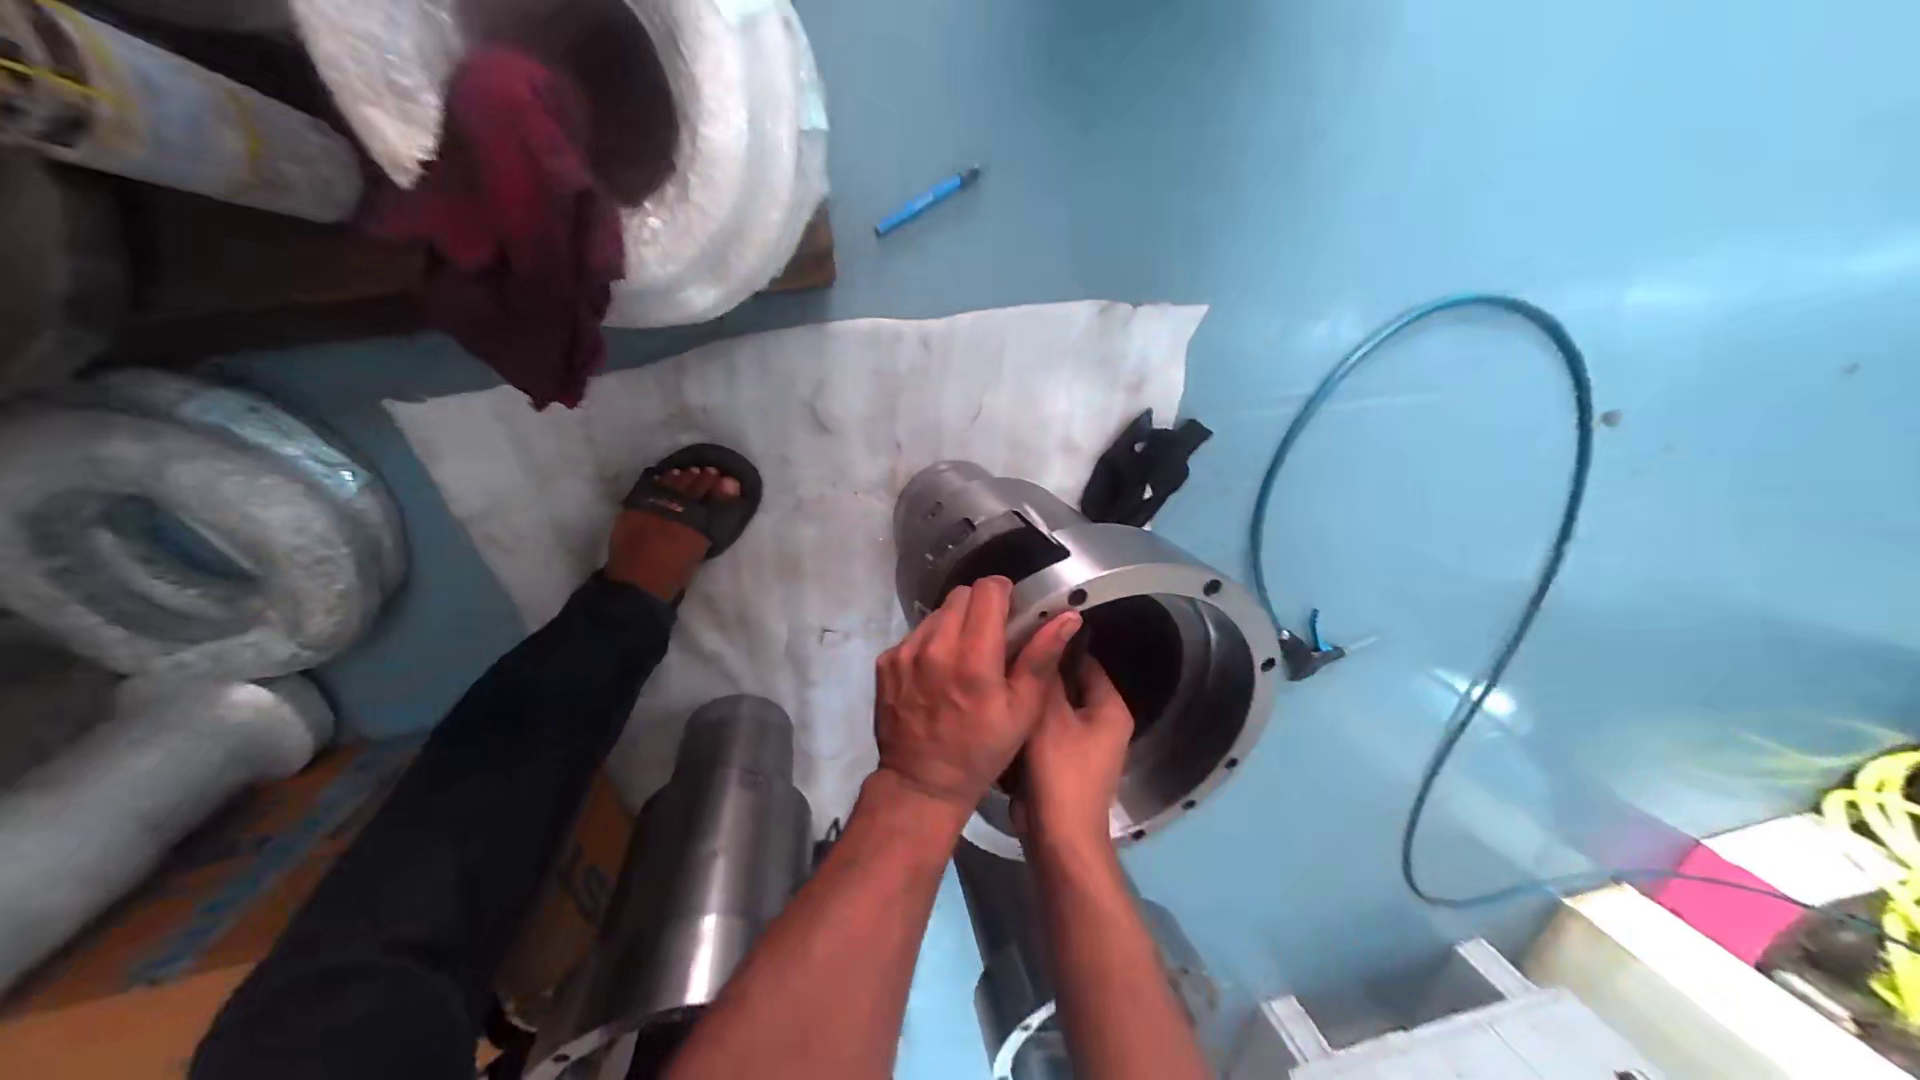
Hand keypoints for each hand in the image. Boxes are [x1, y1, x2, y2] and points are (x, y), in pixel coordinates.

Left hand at [874, 577, 1081, 813]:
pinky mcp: (886, 662)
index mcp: (972, 658)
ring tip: (963, 657)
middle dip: (980, 608)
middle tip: (991, 637)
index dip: (1004, 593)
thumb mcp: (1023, 710)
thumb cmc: (981, 750)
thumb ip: (1041, 657)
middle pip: (961, 595)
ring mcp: (905, 653)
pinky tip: (938, 672)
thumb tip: (1067, 617)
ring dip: (955, 625)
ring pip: (937, 613)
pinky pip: (915, 634)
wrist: (922, 782)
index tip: (1011, 611)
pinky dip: (931, 643)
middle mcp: (934, 647)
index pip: (986, 590)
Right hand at [1017, 655, 1133, 850]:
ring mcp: (1086, 747)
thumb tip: (1045, 637)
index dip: (1055, 647)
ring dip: (1032, 702)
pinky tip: (1004, 716)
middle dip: (1040, 676)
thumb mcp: (1049, 716)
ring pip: (1055, 710)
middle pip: (1069, 685)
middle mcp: (1104, 724)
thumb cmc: (1060, 771)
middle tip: (1006, 658)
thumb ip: (1046, 677)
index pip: (1085, 660)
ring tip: (1001, 683)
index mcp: (1111, 708)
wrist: (1059, 837)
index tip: (1023, 634)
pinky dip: (1030, 726)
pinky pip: (1048, 734)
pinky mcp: (1067, 765)